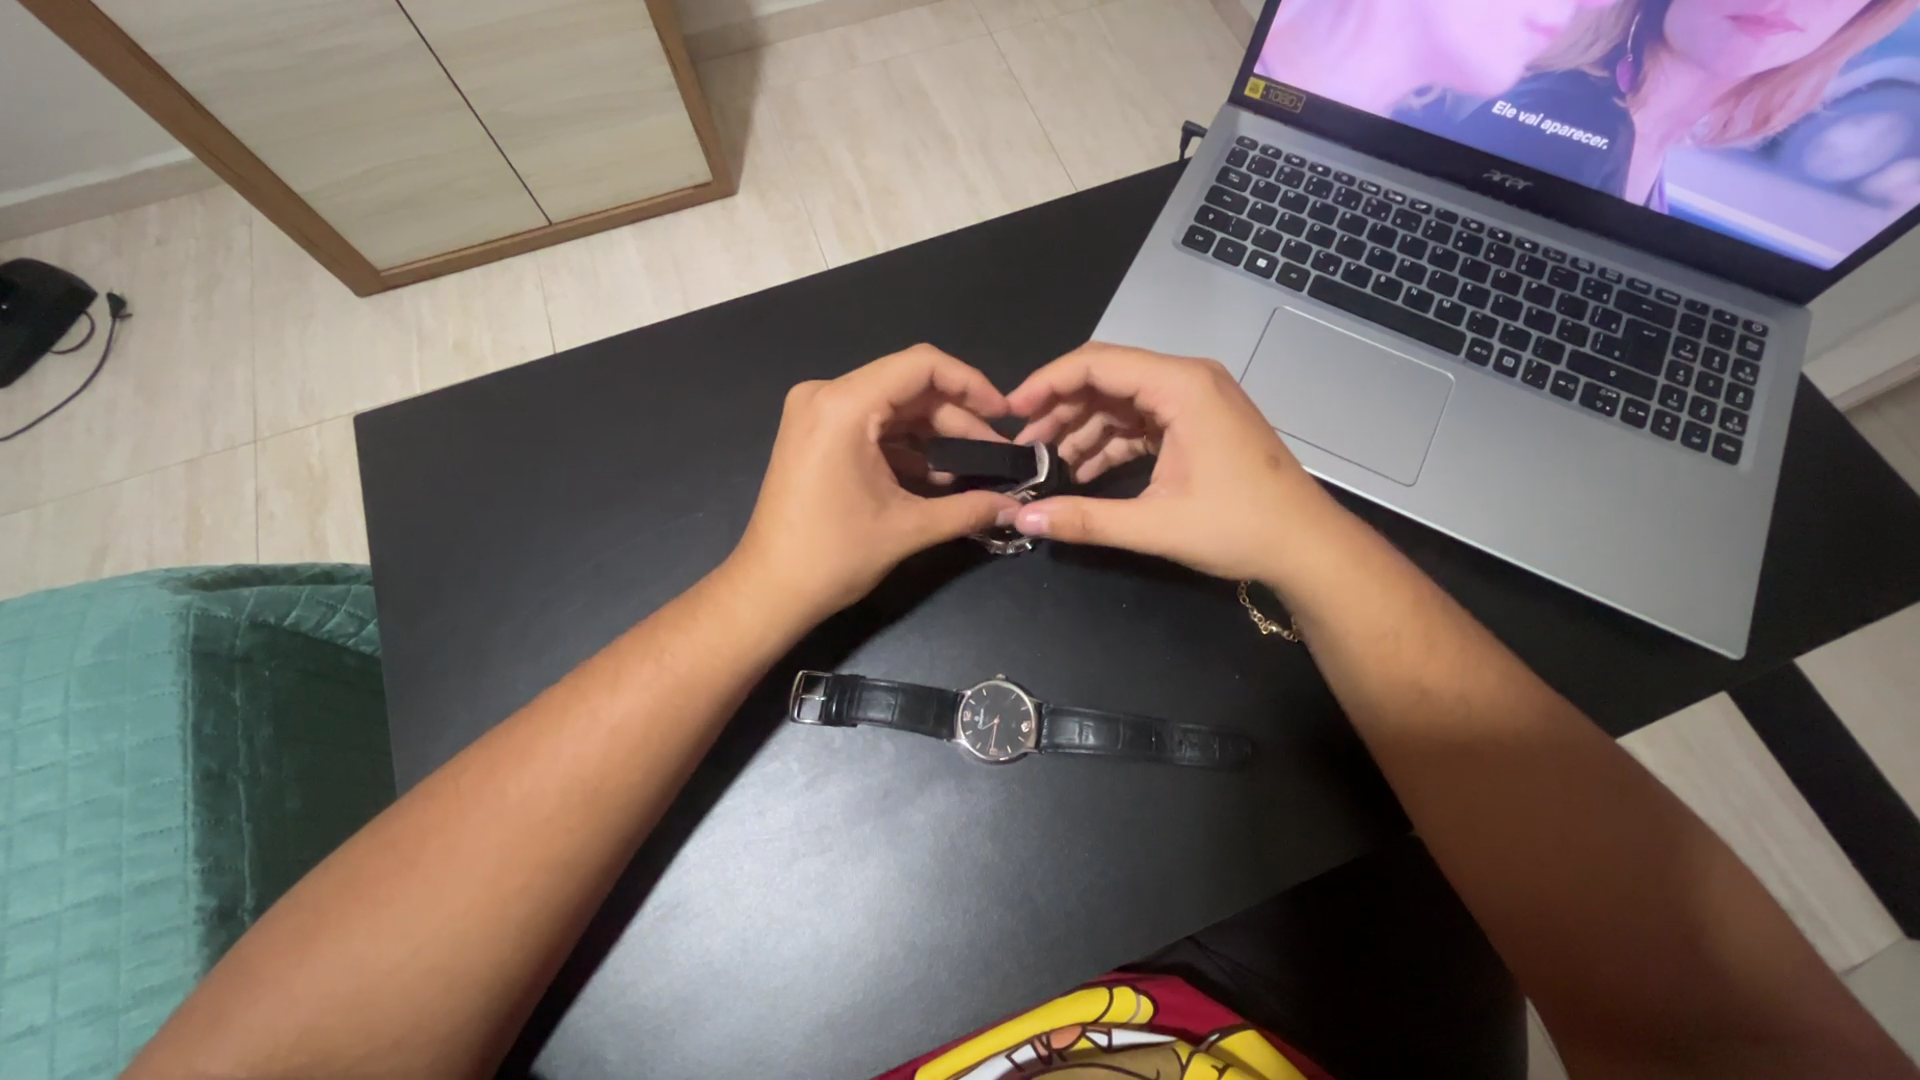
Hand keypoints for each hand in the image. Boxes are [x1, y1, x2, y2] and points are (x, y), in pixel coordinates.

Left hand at [727, 345, 1020, 623]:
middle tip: (996, 453)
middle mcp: (826, 395)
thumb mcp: (908, 529)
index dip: (971, 384)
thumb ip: (969, 509)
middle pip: (909, 385)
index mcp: (843, 405)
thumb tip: (1017, 506)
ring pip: (894, 405)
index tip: (1004, 416)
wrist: (769, 589)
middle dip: (957, 417)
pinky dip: (908, 445)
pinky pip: (874, 424)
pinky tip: (939, 476)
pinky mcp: (816, 434)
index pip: (921, 366)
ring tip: (974, 467)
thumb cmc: (832, 557)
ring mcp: (817, 413)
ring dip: (935, 433)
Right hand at [1006, 343, 1337, 582]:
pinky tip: (1083, 473)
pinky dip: (1110, 443)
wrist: (1308, 546)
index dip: (1047, 383)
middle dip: (1060, 410)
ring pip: (1121, 402)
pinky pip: (1141, 422)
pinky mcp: (1197, 424)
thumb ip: (1085, 519)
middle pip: (1106, 379)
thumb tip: (1023, 518)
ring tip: (1047, 465)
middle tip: (1024, 447)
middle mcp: (1188, 380)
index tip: (1011, 412)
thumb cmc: (1240, 528)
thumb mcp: (1155, 525)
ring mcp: (1195, 401)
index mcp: (1181, 386)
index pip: (1097, 364)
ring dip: (1082, 430)